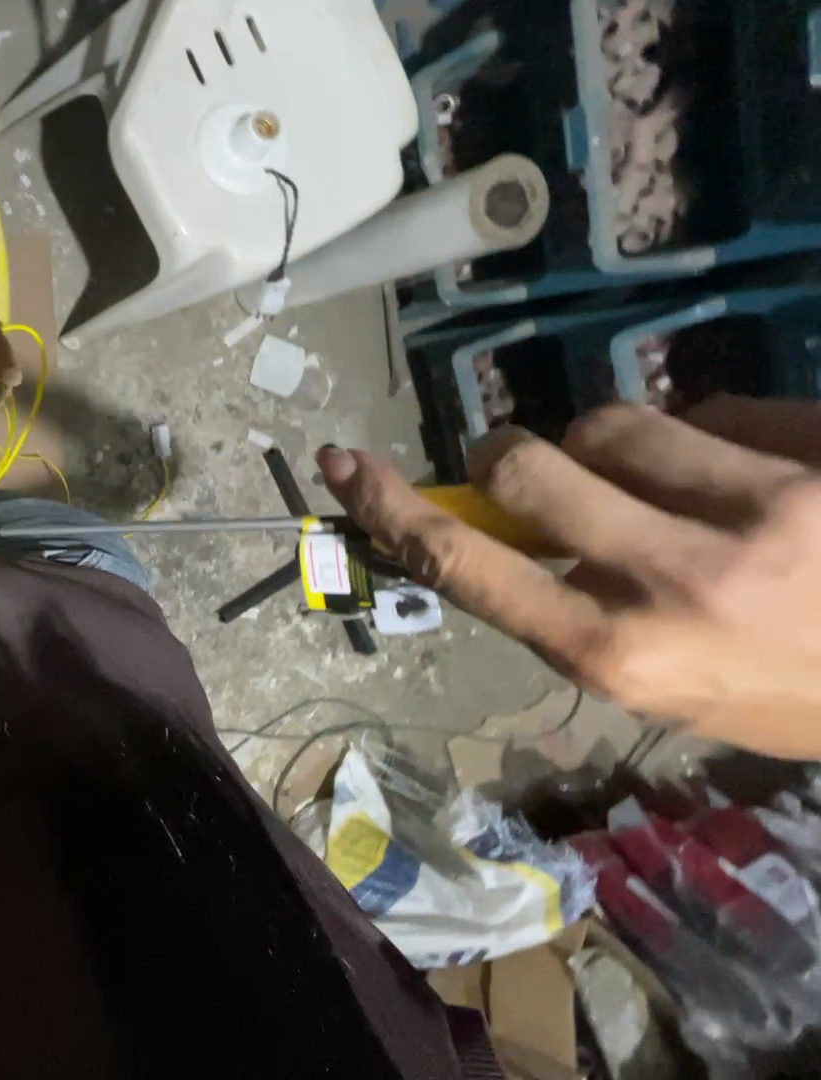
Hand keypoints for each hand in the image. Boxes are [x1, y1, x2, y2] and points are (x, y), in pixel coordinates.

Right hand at [317, 398, 820, 758]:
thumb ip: (559, 602)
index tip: (343, 464)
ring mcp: (778, 509)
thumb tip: (485, 524)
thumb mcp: (650, 678)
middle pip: (522, 464)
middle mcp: (684, 578)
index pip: (458, 560)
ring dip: (612, 445)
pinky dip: (715, 435)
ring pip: (613, 423)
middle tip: (531, 468)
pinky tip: (765, 475)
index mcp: (616, 649)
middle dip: (509, 458)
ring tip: (671, 481)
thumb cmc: (785, 693)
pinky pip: (720, 410)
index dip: (388, 505)